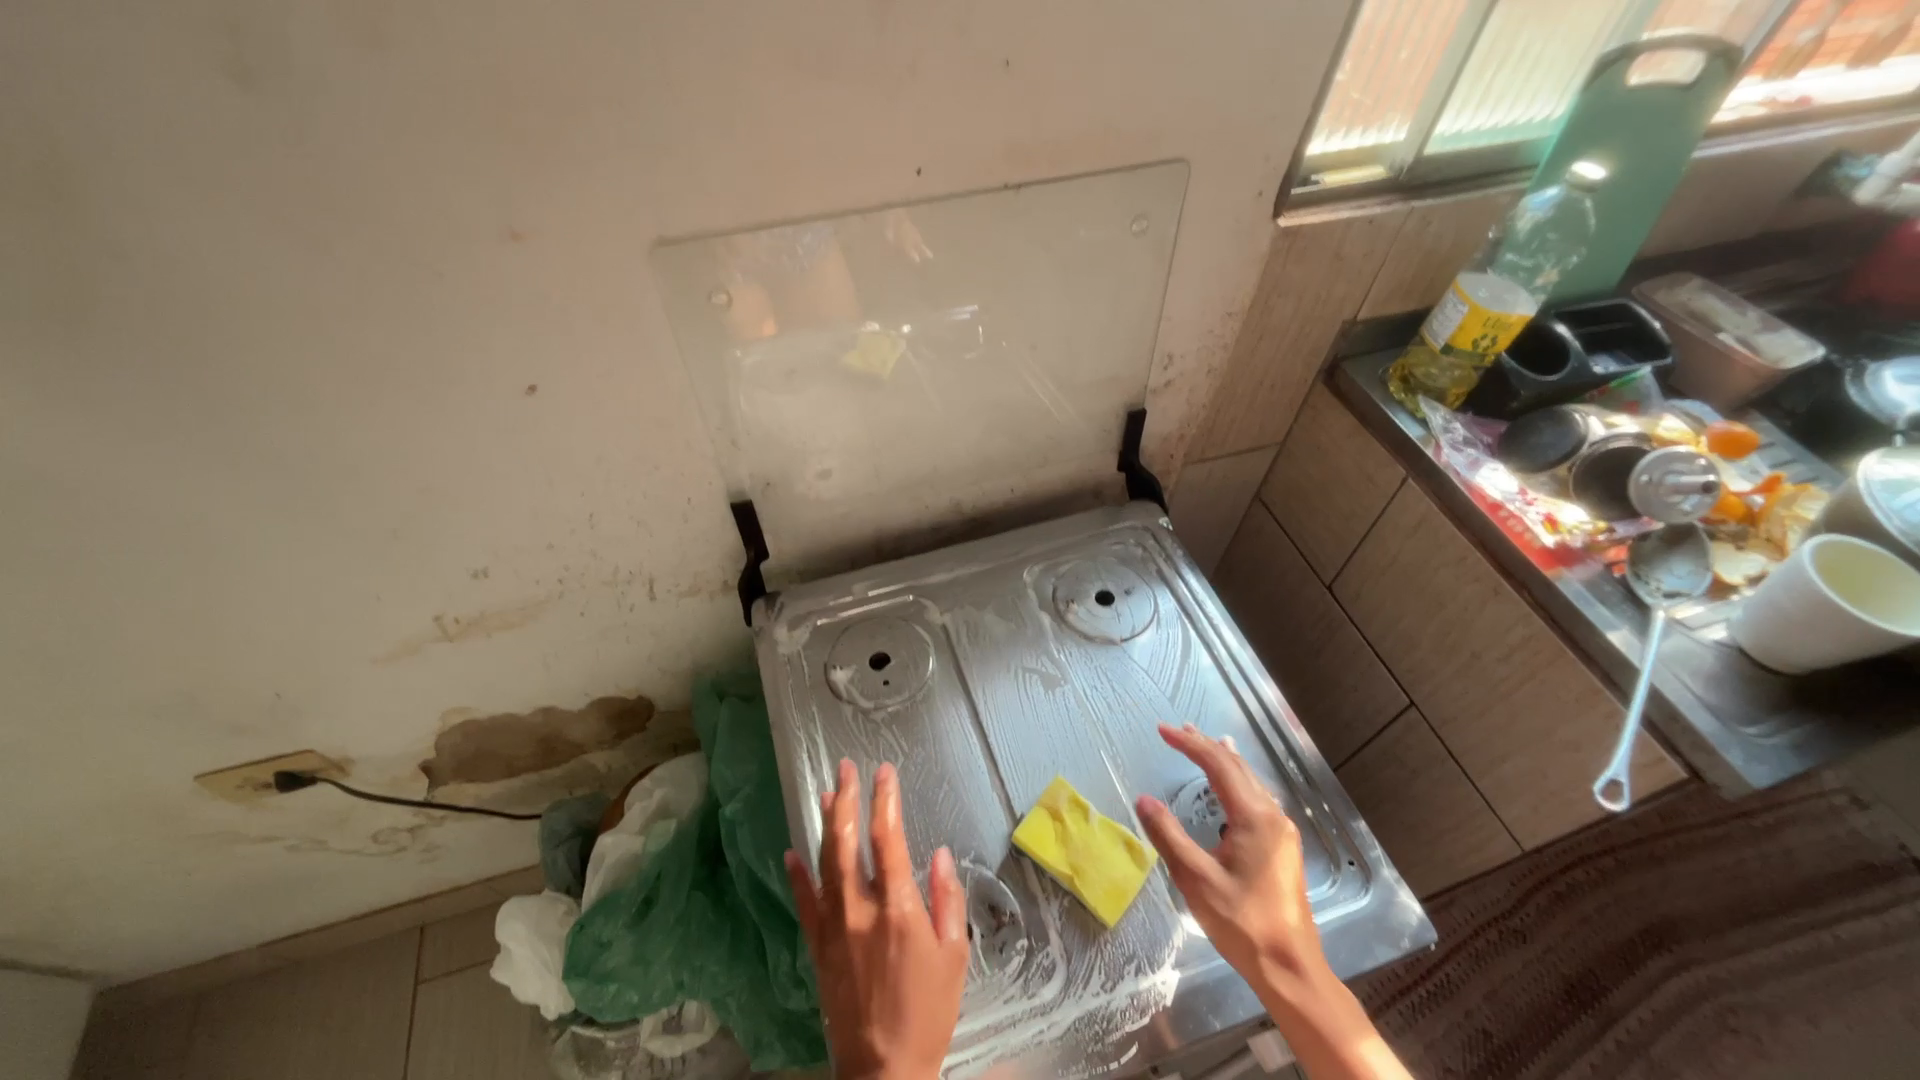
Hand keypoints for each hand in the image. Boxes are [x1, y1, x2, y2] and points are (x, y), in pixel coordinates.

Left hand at [785, 760, 967, 1079]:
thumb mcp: (954, 954)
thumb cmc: (929, 1010)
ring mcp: (834, 927)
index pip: (889, 839)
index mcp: (899, 909)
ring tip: (826, 792)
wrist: (883, 1066)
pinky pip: (804, 902)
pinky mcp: (818, 946)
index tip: (884, 773)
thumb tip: (938, 854)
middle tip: (845, 767)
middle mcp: (861, 909)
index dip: (885, 800)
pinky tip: (791, 852)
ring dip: (826, 824)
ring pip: (824, 863)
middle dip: (846, 799)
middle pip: (848, 841)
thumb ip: (946, 899)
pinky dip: (797, 874)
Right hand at [1135, 724, 1327, 991]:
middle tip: (1179, 730)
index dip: (1189, 744)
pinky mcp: (1283, 848)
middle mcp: (1273, 816)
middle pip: (1238, 768)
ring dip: (1224, 762)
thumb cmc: (1241, 921)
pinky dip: (1237, 782)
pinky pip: (1258, 799)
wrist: (1289, 965)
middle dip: (1206, 746)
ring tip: (1204, 745)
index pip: (1218, 766)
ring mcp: (1282, 832)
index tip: (1163, 731)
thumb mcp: (1196, 878)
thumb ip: (1168, 835)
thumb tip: (1144, 799)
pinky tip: (1232, 788)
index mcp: (1254, 817)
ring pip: (1251, 783)